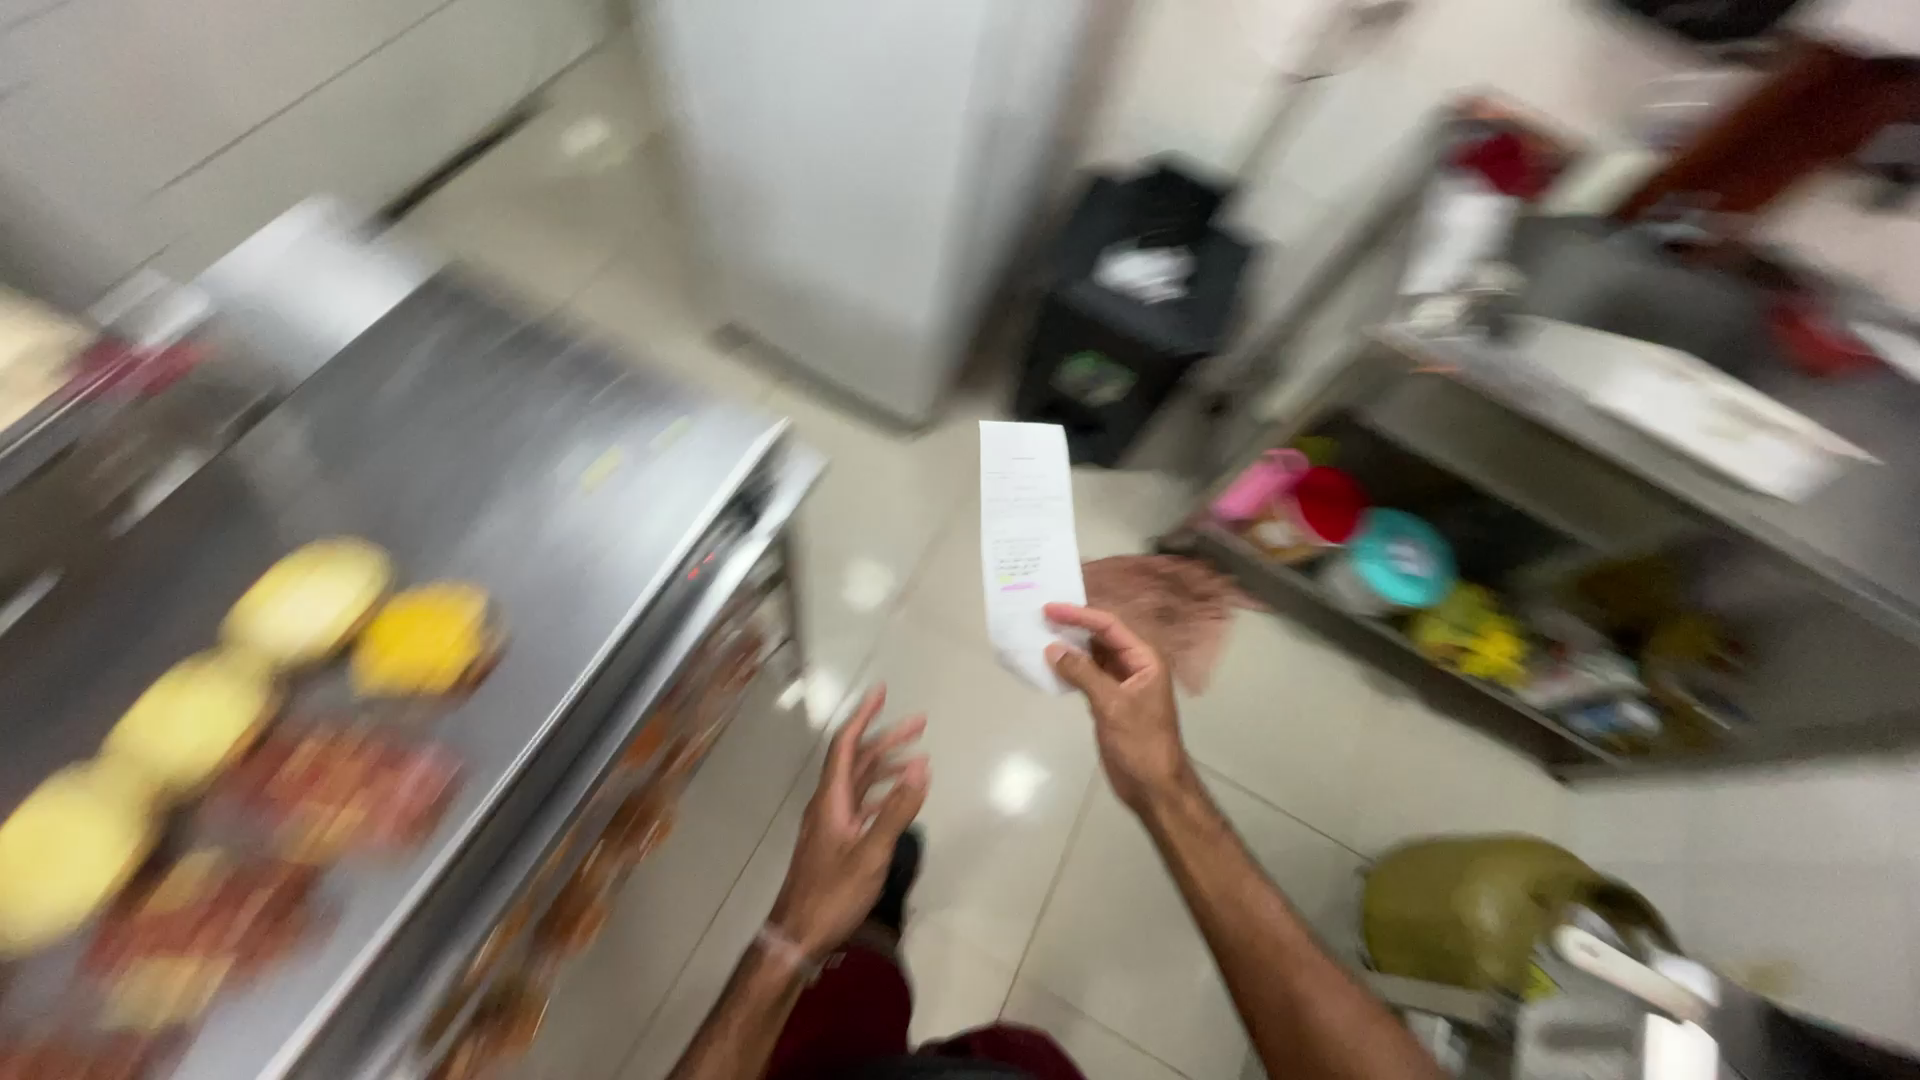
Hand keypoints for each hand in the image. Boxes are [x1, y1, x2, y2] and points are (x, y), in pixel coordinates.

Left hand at [769, 685, 928, 958]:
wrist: (795, 937)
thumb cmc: (831, 895)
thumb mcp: (870, 853)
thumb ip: (897, 809)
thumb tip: (921, 765)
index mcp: (831, 798)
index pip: (846, 745)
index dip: (864, 716)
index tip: (882, 692)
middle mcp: (828, 803)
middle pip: (857, 760)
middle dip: (887, 738)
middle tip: (920, 724)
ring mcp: (829, 823)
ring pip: (860, 782)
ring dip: (887, 766)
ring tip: (918, 759)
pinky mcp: (834, 841)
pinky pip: (861, 803)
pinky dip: (882, 793)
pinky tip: (898, 799)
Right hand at [1044, 603, 1190, 812]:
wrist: (1153, 786)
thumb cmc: (1141, 743)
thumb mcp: (1112, 705)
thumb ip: (1083, 673)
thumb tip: (1053, 649)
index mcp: (1145, 659)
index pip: (1110, 626)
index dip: (1080, 615)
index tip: (1050, 608)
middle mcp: (1134, 665)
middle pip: (1102, 636)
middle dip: (1073, 626)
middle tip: (1041, 616)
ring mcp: (1121, 683)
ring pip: (1093, 655)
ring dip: (1070, 646)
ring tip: (1040, 634)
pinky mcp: (1109, 700)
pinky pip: (1087, 674)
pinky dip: (1070, 668)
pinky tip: (1050, 664)